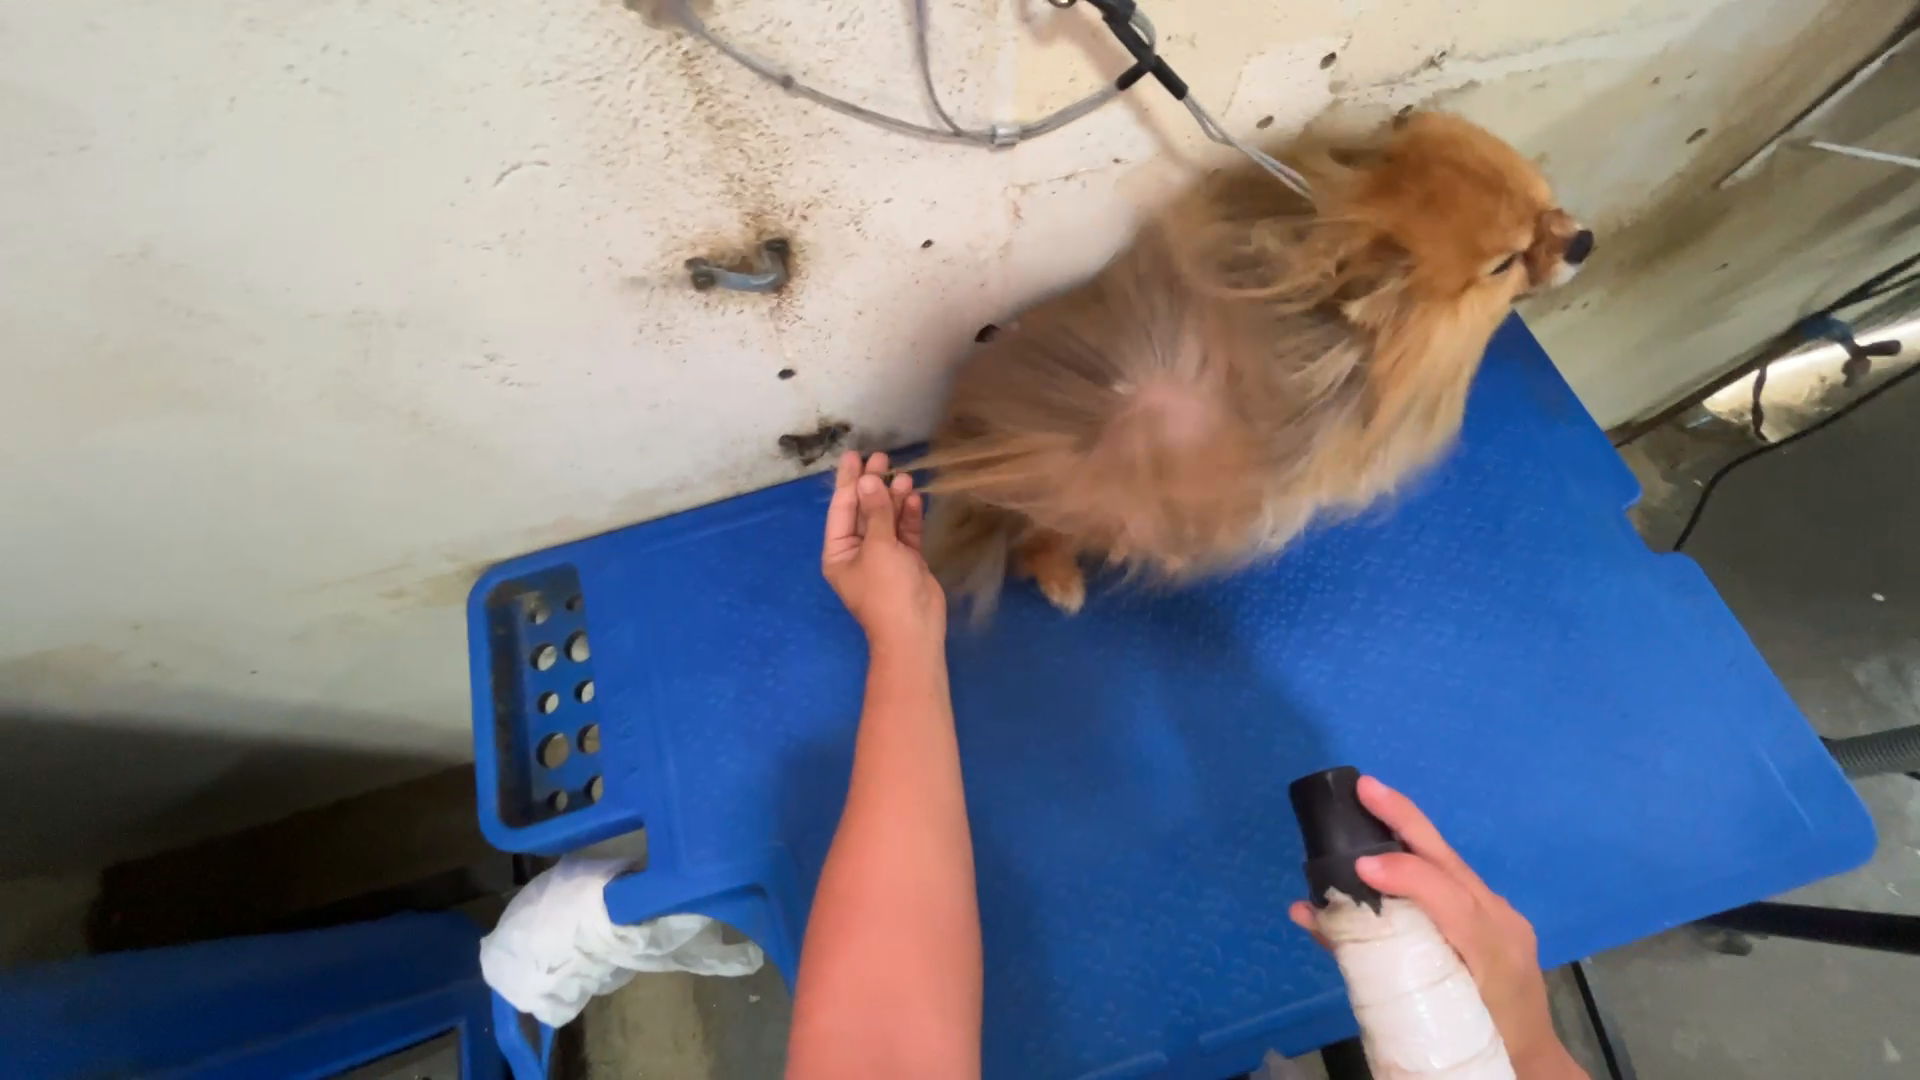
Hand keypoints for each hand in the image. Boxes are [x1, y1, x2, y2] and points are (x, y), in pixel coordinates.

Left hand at [822, 452, 945, 652]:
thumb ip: (876, 512)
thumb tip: (868, 480)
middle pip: (864, 510)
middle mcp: (858, 551)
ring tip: (904, 474)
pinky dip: (909, 516)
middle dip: (872, 485)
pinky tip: (914, 497)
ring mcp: (884, 556)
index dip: (849, 481)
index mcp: (839, 552)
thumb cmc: (887, 590)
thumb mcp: (878, 547)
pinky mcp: (907, 561)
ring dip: (894, 498)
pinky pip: (905, 532)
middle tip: (882, 458)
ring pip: (887, 519)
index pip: (842, 509)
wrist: (914, 630)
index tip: (856, 456)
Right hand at [1289, 777, 1584, 1079]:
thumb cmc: (1466, 1036)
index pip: (1447, 898)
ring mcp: (1500, 913)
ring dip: (1406, 826)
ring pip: (1448, 859)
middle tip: (1364, 787)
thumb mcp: (1413, 1008)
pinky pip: (1451, 872)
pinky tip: (1392, 834)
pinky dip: (1416, 849)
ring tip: (1371, 799)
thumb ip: (1356, 957)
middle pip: (1448, 860)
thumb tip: (1303, 912)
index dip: (1402, 875)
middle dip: (1404, 818)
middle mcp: (1498, 922)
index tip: (1360, 864)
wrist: (1529, 1062)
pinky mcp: (1495, 911)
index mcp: (1487, 951)